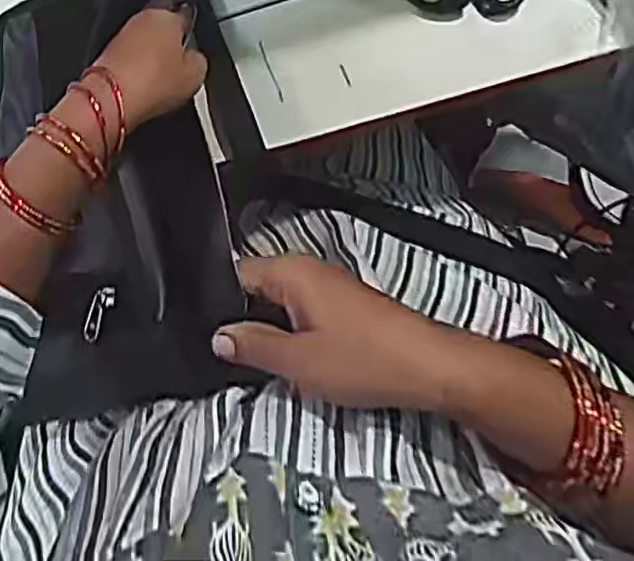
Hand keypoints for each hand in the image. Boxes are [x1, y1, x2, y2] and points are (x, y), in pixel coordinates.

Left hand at [90, 2, 206, 126]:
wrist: (111, 97)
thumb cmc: (152, 81)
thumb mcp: (195, 74)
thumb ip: (199, 59)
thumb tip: (194, 57)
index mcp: (169, 16)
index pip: (185, 13)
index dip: (191, 27)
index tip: (193, 37)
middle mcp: (144, 17)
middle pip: (162, 22)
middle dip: (170, 36)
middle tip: (178, 58)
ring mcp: (123, 32)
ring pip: (145, 36)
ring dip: (152, 49)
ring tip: (160, 73)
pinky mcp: (107, 50)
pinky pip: (130, 52)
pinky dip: (137, 62)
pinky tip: (143, 78)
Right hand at [212, 255, 480, 411]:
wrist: (425, 365)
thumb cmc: (365, 359)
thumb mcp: (299, 362)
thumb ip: (253, 346)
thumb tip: (220, 336)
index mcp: (292, 271)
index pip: (237, 273)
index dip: (218, 303)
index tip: (207, 334)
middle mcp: (307, 268)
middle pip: (257, 286)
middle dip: (242, 317)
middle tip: (232, 355)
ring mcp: (326, 283)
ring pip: (278, 299)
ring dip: (268, 327)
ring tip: (259, 360)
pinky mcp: (340, 302)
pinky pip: (299, 308)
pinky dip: (290, 330)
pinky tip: (291, 358)